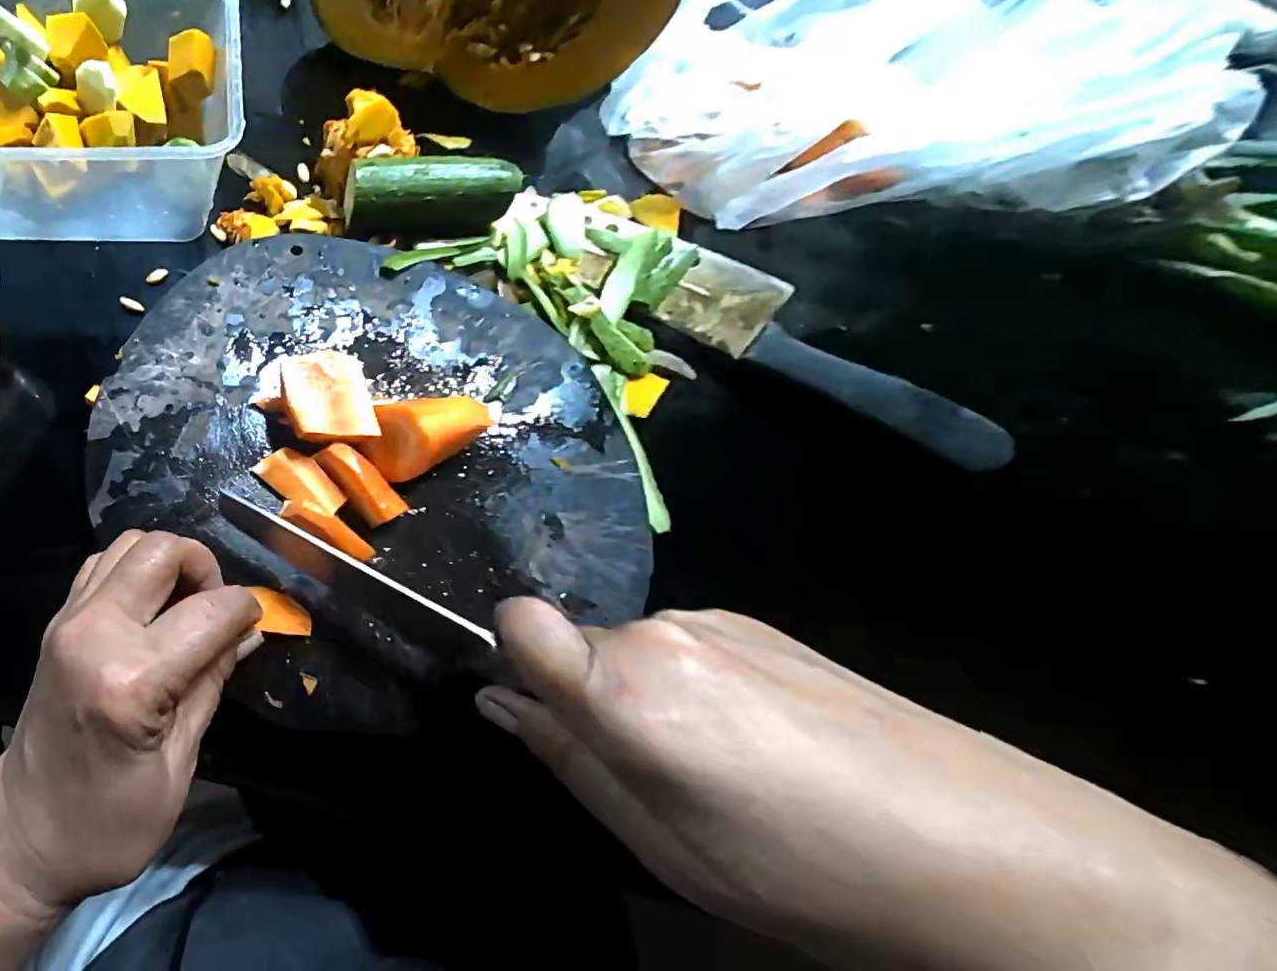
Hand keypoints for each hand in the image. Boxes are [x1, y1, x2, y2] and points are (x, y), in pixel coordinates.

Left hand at [0, 531, 262, 915]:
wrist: (21, 836)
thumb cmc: (108, 823)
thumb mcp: (178, 765)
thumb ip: (212, 682)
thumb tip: (247, 631)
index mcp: (130, 681)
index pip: (210, 610)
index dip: (245, 610)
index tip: (253, 627)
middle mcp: (94, 633)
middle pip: (162, 550)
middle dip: (205, 567)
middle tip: (214, 610)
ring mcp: (69, 620)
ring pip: (131, 544)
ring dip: (169, 562)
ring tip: (184, 605)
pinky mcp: (58, 621)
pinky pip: (104, 563)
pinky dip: (136, 570)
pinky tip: (150, 609)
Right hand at [475, 601, 1276, 970]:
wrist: (989, 849)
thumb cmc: (798, 868)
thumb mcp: (661, 844)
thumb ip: (566, 759)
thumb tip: (495, 703)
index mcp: (626, 687)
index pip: (516, 620)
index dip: (511, 654)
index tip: (539, 705)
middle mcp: (656, 631)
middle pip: (575, 641)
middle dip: (586, 691)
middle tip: (648, 767)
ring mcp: (711, 618)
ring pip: (628, 643)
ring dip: (639, 687)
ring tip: (716, 759)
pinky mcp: (755, 619)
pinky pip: (680, 640)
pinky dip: (687, 678)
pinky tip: (755, 734)